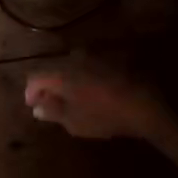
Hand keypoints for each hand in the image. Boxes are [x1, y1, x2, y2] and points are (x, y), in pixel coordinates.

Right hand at [24, 63, 174, 143]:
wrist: (147, 107)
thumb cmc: (107, 117)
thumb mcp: (75, 122)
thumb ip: (52, 112)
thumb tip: (36, 108)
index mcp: (61, 73)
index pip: (35, 77)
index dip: (30, 91)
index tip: (33, 105)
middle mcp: (74, 57)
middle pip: (53, 69)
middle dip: (49, 86)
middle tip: (53, 102)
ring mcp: (94, 54)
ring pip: (71, 65)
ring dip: (68, 80)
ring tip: (74, 96)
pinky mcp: (110, 56)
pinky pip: (89, 64)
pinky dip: (85, 76)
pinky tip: (93, 90)